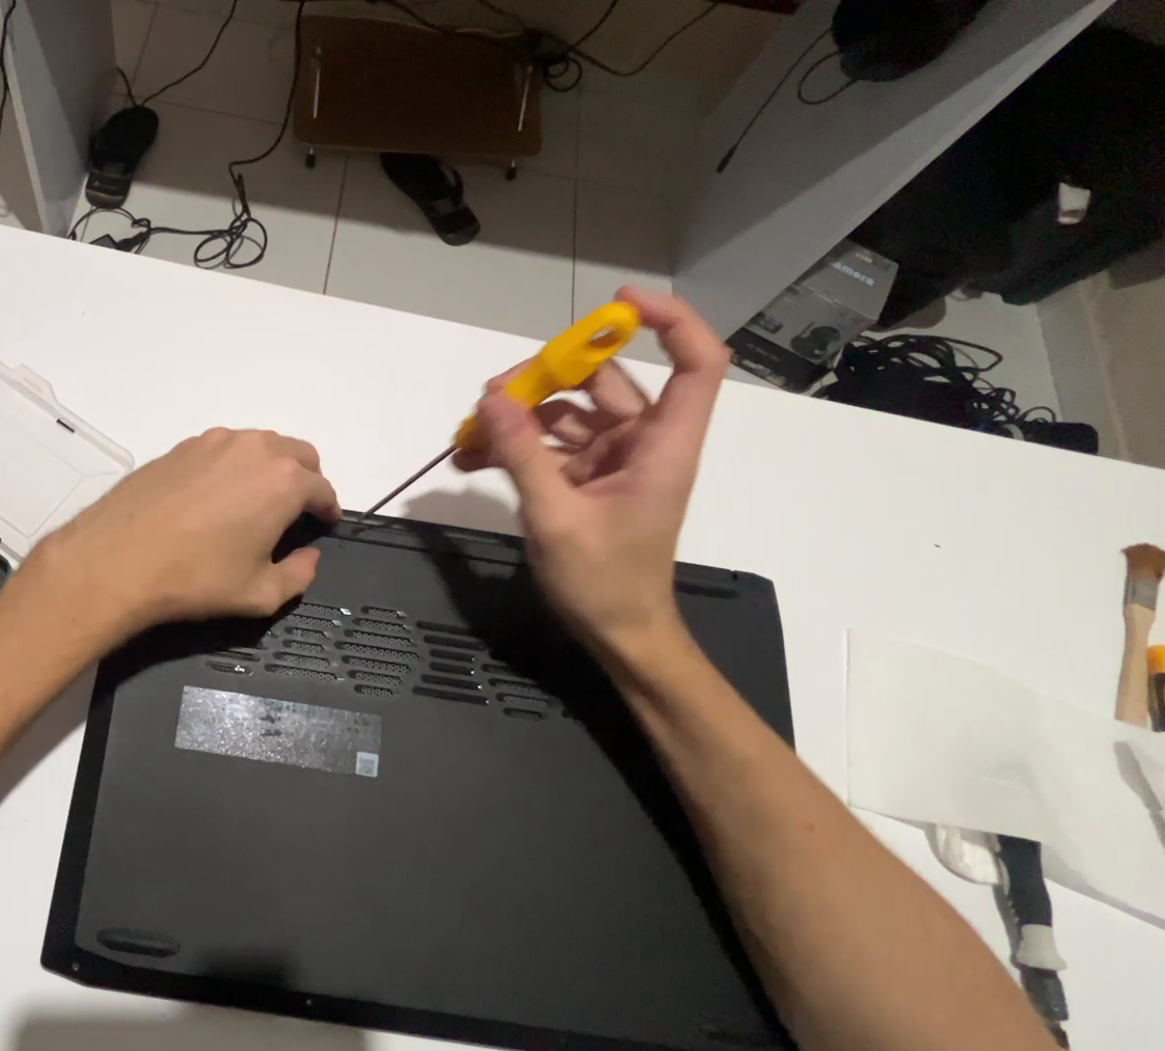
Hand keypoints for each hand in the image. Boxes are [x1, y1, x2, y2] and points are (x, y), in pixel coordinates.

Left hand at [24, 428, 340, 637]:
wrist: (116, 560)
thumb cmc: (196, 579)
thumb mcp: (259, 594)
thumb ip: (299, 576)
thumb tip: (309, 558)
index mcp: (284, 481)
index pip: (323, 489)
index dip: (329, 510)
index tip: (325, 525)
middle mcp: (254, 449)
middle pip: (299, 455)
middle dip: (306, 481)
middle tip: (297, 512)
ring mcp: (214, 442)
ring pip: (260, 446)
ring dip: (271, 468)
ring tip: (257, 502)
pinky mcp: (181, 446)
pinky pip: (224, 450)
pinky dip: (234, 466)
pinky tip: (217, 497)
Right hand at [453, 288, 728, 654]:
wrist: (617, 634)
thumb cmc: (604, 582)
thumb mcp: (556, 518)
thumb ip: (522, 455)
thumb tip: (491, 400)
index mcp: (663, 446)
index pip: (695, 364)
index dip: (669, 322)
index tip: (618, 303)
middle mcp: (642, 443)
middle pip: (605, 382)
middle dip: (547, 379)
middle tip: (492, 395)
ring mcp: (612, 461)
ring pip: (568, 414)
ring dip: (519, 418)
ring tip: (469, 433)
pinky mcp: (586, 480)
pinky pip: (549, 448)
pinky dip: (515, 448)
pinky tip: (472, 458)